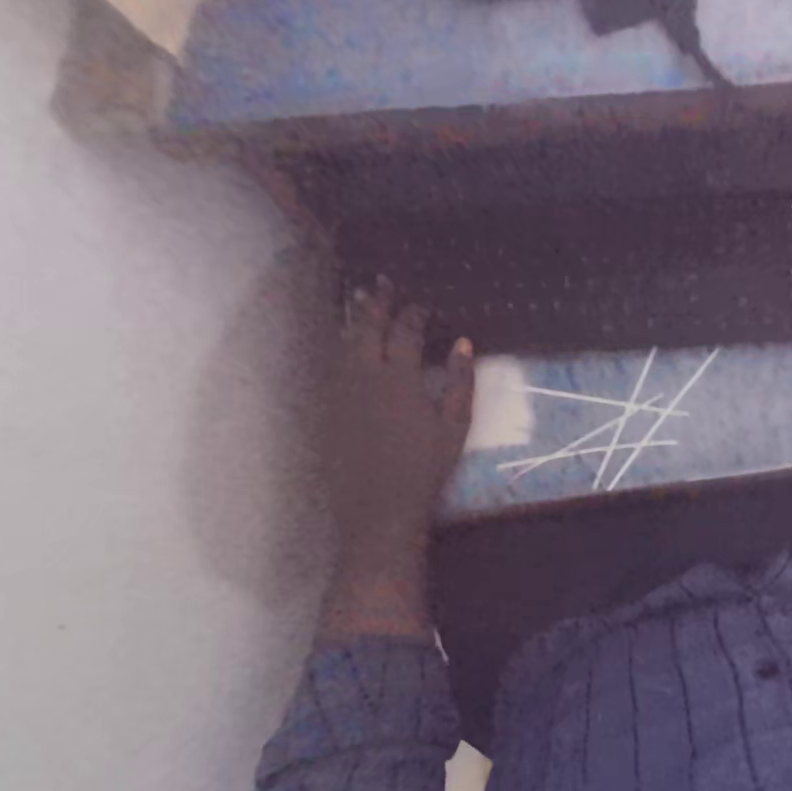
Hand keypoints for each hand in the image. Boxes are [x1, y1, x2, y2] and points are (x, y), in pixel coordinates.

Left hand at [325, 276, 474, 575]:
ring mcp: (341, 389)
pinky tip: (344, 341)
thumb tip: (464, 343)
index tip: (421, 306)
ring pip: (345, 341)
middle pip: (369, 326)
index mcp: (401, 377)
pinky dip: (339, 345)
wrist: (378, 506)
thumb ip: (460, 382)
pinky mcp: (327, 406)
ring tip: (358, 299)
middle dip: (378, 302)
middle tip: (382, 283)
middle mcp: (366, 374)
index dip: (414, 313)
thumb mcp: (454, 427)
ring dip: (354, 317)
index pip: (407, 330)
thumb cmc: (424, 469)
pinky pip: (331, 364)